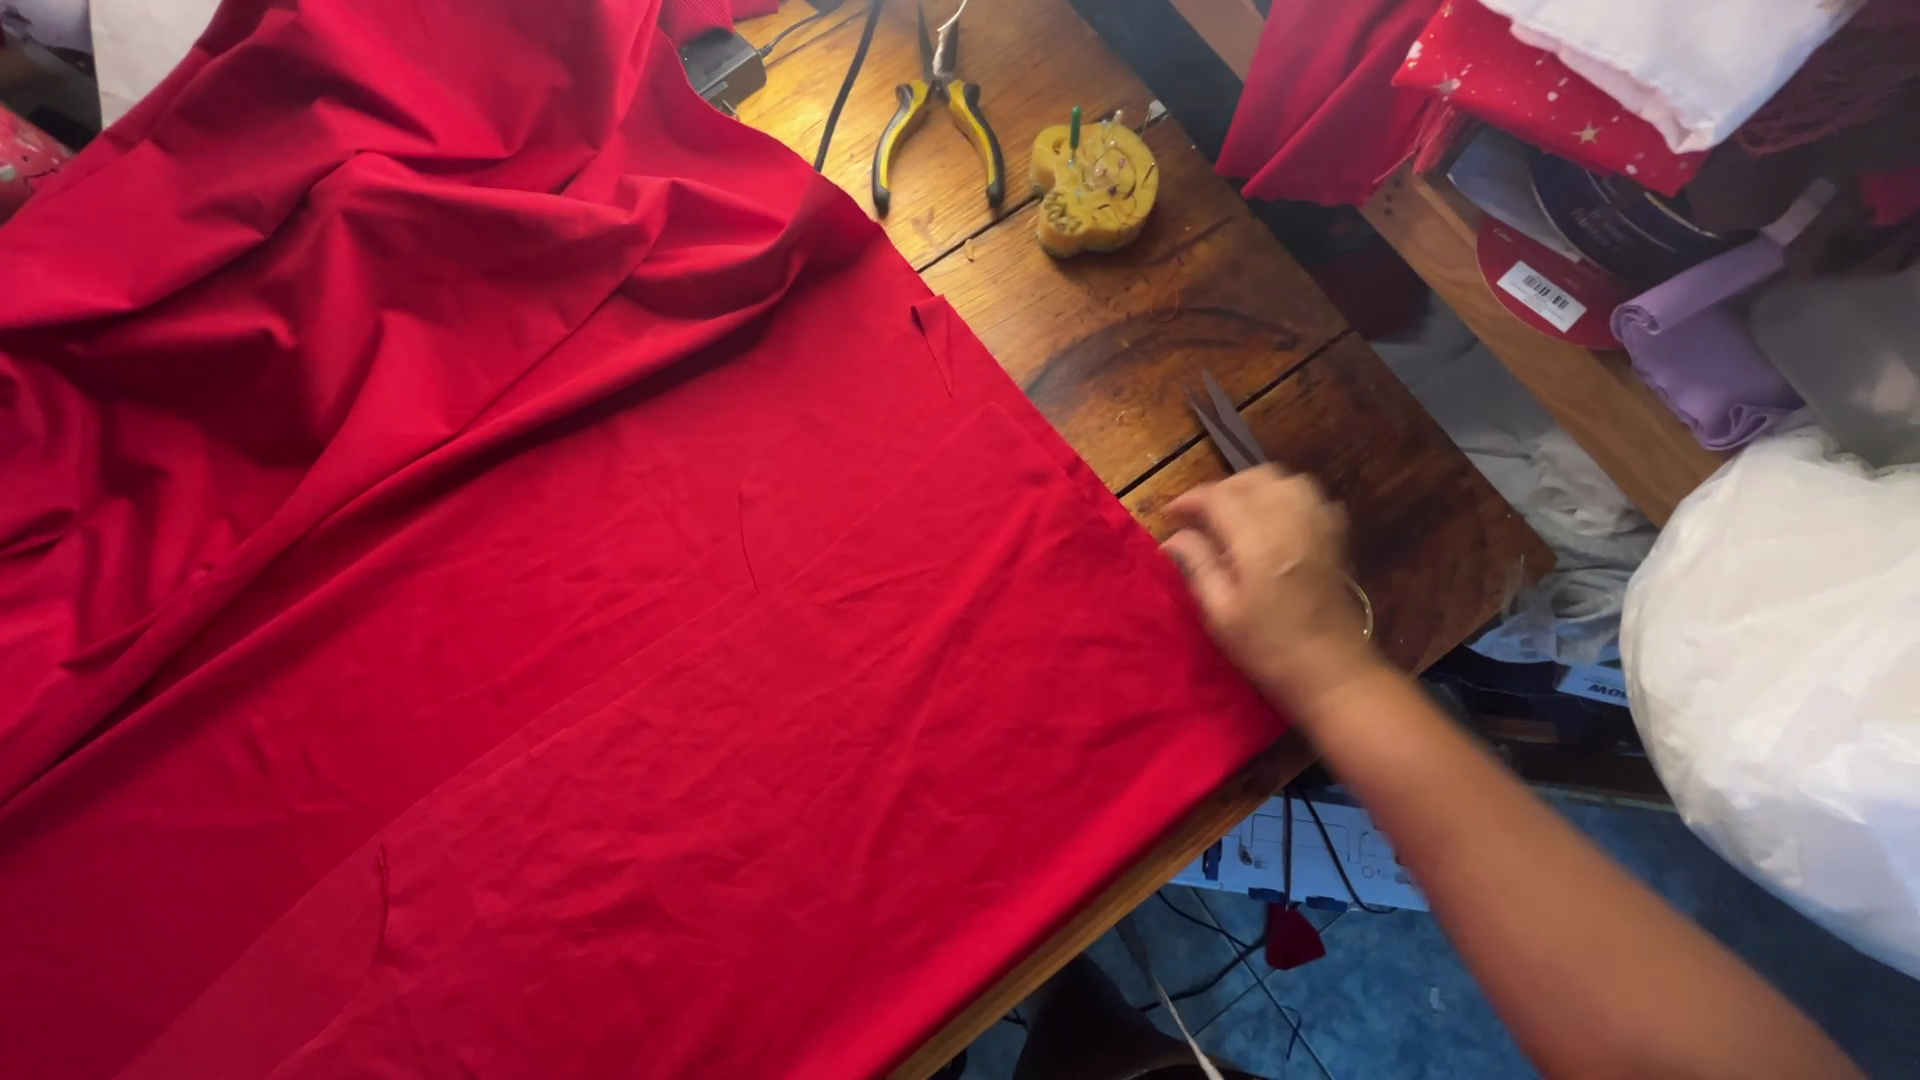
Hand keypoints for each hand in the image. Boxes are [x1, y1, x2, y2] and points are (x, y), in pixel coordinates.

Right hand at [1162, 466, 1382, 714]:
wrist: (1333, 674)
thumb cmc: (1268, 650)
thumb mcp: (1220, 614)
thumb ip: (1197, 566)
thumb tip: (1172, 538)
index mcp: (1258, 542)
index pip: (1218, 497)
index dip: (1191, 499)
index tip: (1172, 515)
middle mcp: (1291, 523)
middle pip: (1254, 478)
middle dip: (1222, 488)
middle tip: (1202, 515)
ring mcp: (1319, 527)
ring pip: (1286, 480)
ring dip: (1256, 487)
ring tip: (1237, 512)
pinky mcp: (1336, 538)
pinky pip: (1313, 498)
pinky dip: (1289, 498)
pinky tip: (1276, 521)